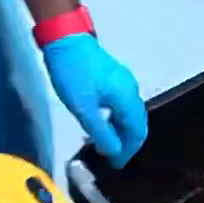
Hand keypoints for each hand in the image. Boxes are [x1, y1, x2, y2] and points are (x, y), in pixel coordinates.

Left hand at [43, 34, 146, 167]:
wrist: (65, 38)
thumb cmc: (73, 71)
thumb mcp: (84, 108)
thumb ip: (100, 132)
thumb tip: (113, 150)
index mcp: (127, 99)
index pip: (136, 132)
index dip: (128, 150)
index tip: (116, 164)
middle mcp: (131, 91)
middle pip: (137, 123)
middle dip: (129, 142)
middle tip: (115, 157)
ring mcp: (124, 82)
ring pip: (131, 114)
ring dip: (123, 131)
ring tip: (109, 143)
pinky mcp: (115, 77)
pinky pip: (123, 105)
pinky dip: (118, 119)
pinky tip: (104, 122)